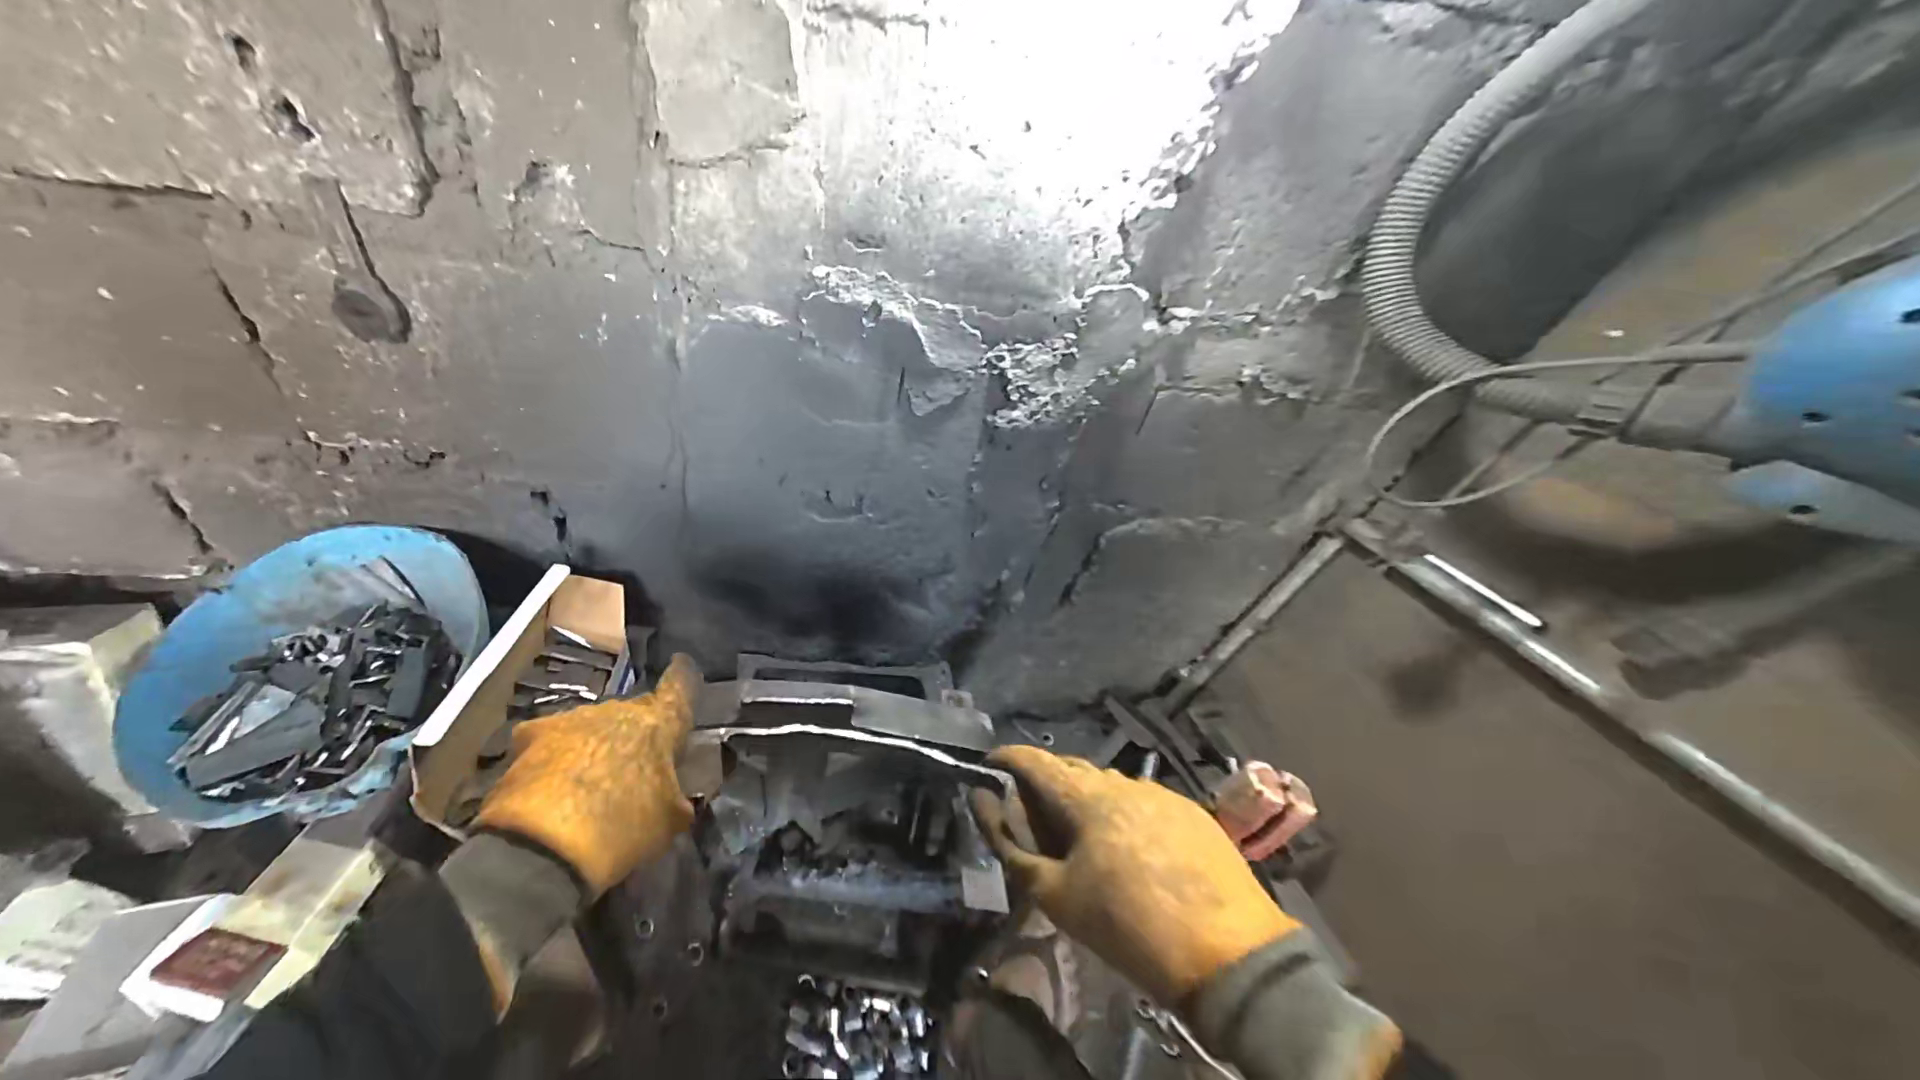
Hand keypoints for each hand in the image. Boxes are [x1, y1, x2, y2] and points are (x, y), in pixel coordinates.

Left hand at [475, 653, 700, 895]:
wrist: (539, 853)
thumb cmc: (623, 832)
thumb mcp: (670, 820)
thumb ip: (677, 795)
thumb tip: (676, 795)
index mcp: (659, 724)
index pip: (679, 687)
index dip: (682, 677)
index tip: (682, 665)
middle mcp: (617, 710)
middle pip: (633, 711)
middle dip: (636, 730)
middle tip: (638, 759)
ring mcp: (570, 720)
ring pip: (592, 724)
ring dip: (595, 743)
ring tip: (592, 777)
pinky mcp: (529, 738)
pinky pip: (551, 740)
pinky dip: (554, 755)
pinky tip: (551, 782)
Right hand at [970, 746, 1298, 1006]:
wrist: (1229, 955)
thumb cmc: (1128, 926)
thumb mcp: (1055, 895)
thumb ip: (1010, 844)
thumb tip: (982, 802)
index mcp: (1087, 796)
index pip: (1034, 759)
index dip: (1006, 759)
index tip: (988, 770)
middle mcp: (1124, 781)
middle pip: (1072, 769)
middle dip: (1045, 785)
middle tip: (1033, 820)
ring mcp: (1162, 793)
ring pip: (1109, 785)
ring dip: (1085, 800)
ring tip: (1081, 838)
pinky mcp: (1192, 812)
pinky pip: (1142, 800)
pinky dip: (1121, 813)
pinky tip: (1128, 848)